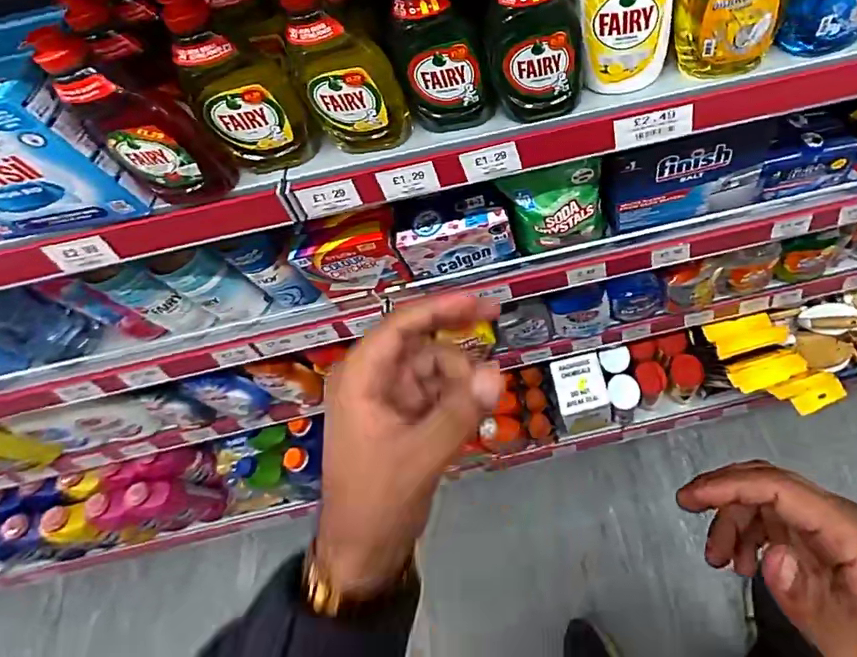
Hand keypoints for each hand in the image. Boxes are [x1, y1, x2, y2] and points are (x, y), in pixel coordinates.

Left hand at [315, 292, 502, 596]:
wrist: (361, 555)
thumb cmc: (377, 500)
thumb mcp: (421, 455)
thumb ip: (459, 412)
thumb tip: (496, 373)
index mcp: (360, 375)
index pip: (400, 324)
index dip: (439, 307)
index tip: (476, 301)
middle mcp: (372, 377)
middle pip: (420, 339)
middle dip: (456, 334)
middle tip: (496, 317)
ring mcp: (388, 396)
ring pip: (434, 365)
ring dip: (461, 375)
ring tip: (483, 399)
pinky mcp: (403, 416)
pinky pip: (436, 390)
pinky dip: (457, 395)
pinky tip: (474, 410)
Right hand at [677, 461, 856, 656]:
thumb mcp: (853, 645)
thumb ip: (811, 603)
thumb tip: (771, 557)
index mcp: (846, 529)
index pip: (779, 488)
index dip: (731, 485)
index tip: (693, 496)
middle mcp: (834, 517)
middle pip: (768, 484)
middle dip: (725, 496)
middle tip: (688, 509)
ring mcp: (825, 528)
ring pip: (764, 500)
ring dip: (732, 520)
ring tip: (718, 559)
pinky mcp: (816, 544)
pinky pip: (770, 521)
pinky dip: (746, 534)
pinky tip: (740, 562)